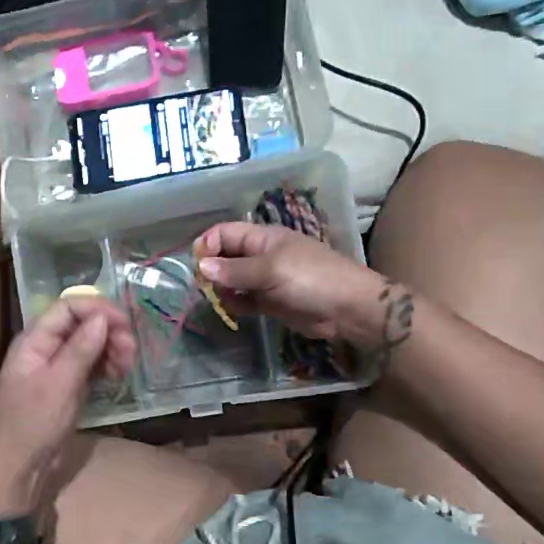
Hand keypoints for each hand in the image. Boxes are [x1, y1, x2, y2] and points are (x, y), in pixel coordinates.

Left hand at [0, 298, 135, 515]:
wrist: (18, 469)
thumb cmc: (33, 424)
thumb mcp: (59, 384)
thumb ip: (80, 349)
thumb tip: (102, 317)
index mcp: (33, 341)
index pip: (67, 308)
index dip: (97, 309)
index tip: (126, 323)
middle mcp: (44, 349)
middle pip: (80, 325)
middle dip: (108, 331)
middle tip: (131, 350)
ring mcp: (55, 369)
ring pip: (88, 345)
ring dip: (110, 349)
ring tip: (128, 364)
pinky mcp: (66, 388)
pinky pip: (88, 366)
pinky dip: (105, 366)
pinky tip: (119, 373)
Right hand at [193, 222, 400, 348]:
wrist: (347, 309)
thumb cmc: (311, 280)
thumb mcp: (270, 271)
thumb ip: (234, 271)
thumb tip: (201, 267)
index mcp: (262, 238)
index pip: (224, 233)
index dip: (207, 245)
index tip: (196, 266)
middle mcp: (260, 255)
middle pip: (225, 256)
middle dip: (211, 269)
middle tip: (202, 287)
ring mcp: (265, 279)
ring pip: (232, 280)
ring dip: (221, 289)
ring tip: (216, 300)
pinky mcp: (270, 301)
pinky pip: (244, 299)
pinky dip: (235, 304)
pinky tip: (232, 310)